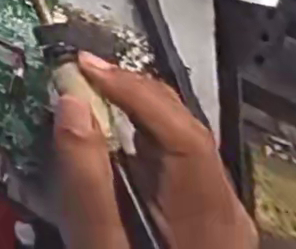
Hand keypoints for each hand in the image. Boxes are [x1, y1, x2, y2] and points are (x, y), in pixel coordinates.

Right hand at [54, 53, 256, 248]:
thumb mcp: (101, 245)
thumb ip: (86, 181)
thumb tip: (70, 103)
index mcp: (210, 220)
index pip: (183, 134)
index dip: (133, 91)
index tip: (83, 65)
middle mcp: (225, 209)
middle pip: (186, 127)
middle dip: (130, 88)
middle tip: (78, 68)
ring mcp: (217, 211)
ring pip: (179, 133)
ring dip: (131, 101)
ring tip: (86, 84)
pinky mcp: (200, 211)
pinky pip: (172, 151)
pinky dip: (136, 124)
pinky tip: (105, 121)